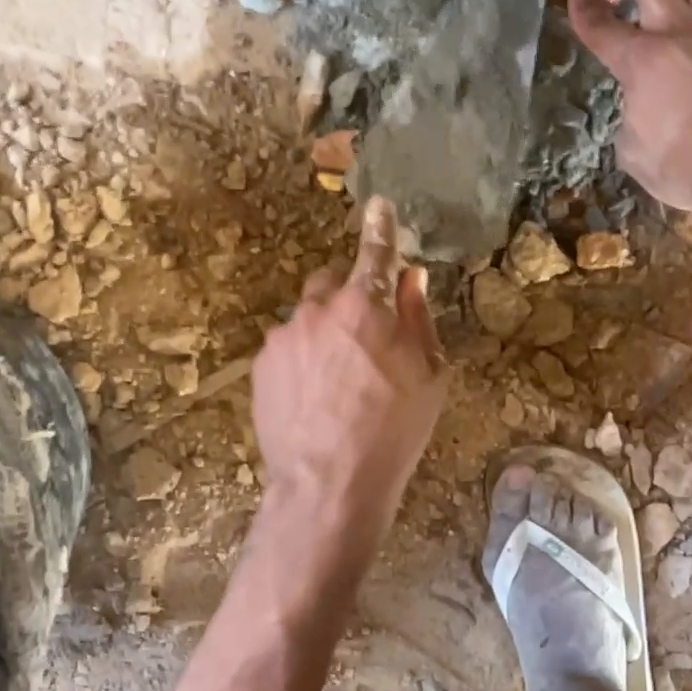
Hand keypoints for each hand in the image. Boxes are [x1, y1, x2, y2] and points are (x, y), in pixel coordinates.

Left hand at [251, 197, 447, 561]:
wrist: (329, 483)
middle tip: (369, 339)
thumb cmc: (393, 432)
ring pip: (309, 319)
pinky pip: (289, 348)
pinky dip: (304, 360)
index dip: (381, 229)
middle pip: (335, 283)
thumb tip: (413, 280)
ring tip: (341, 383)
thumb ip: (419, 320)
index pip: (376, 253)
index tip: (379, 206)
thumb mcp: (429, 378)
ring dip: (326, 334)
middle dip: (351, 298)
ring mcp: (285, 337)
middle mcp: (320, 310)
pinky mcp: (262, 365)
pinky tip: (316, 398)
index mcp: (368, 306)